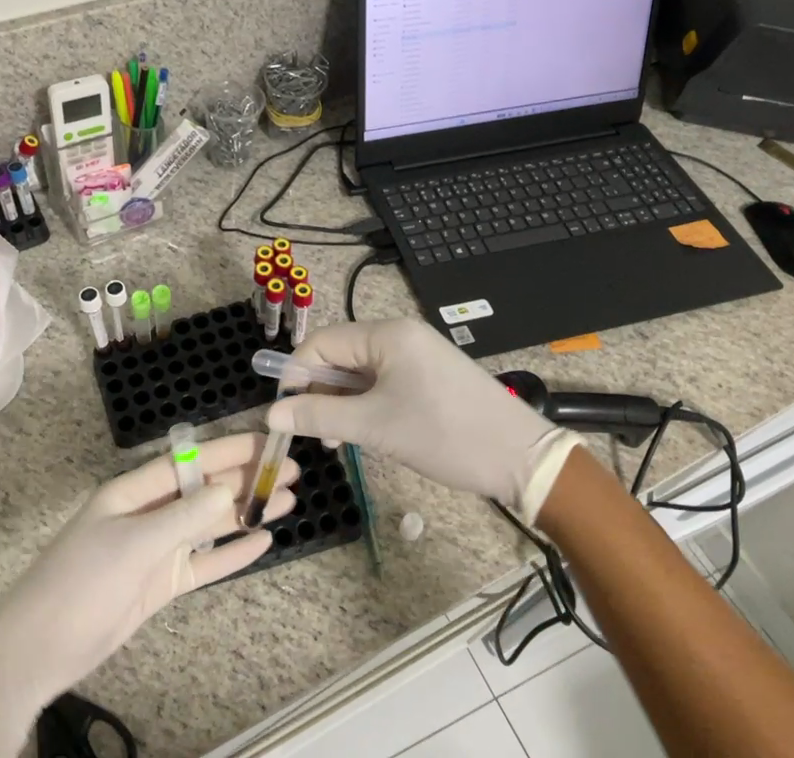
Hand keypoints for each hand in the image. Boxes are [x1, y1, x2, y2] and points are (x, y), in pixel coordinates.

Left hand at [0, 433, 297, 757]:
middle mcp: (148, 514)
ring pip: (209, 526)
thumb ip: (183, 517)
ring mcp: (155, 550)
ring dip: (245, 514)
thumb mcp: (132, 544)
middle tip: (291, 471)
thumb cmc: (80, 583)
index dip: (228, 451)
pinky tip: (264, 543)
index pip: (189, 463)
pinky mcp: (160, 584)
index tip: (266, 442)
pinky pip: (204, 564)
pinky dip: (231, 554)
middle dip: (245, 479)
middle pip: (205, 491)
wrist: (40, 648)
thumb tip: (229, 488)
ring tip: (288, 500)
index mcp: (133, 492)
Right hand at [266, 318, 577, 516]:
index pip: (321, 343)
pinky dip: (367, 405)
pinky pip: (384, 383)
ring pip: (361, 373)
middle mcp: (402, 336)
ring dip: (342, 403)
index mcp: (388, 335)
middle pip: (340, 355)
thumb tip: (271, 415)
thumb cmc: (445, 435)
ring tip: (338, 440)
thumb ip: (319, 416)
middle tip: (313, 432)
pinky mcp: (431, 377)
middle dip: (319, 392)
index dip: (296, 376)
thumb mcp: (374, 427)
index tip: (286, 414)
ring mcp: (419, 355)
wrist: (521, 458)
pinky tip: (365, 433)